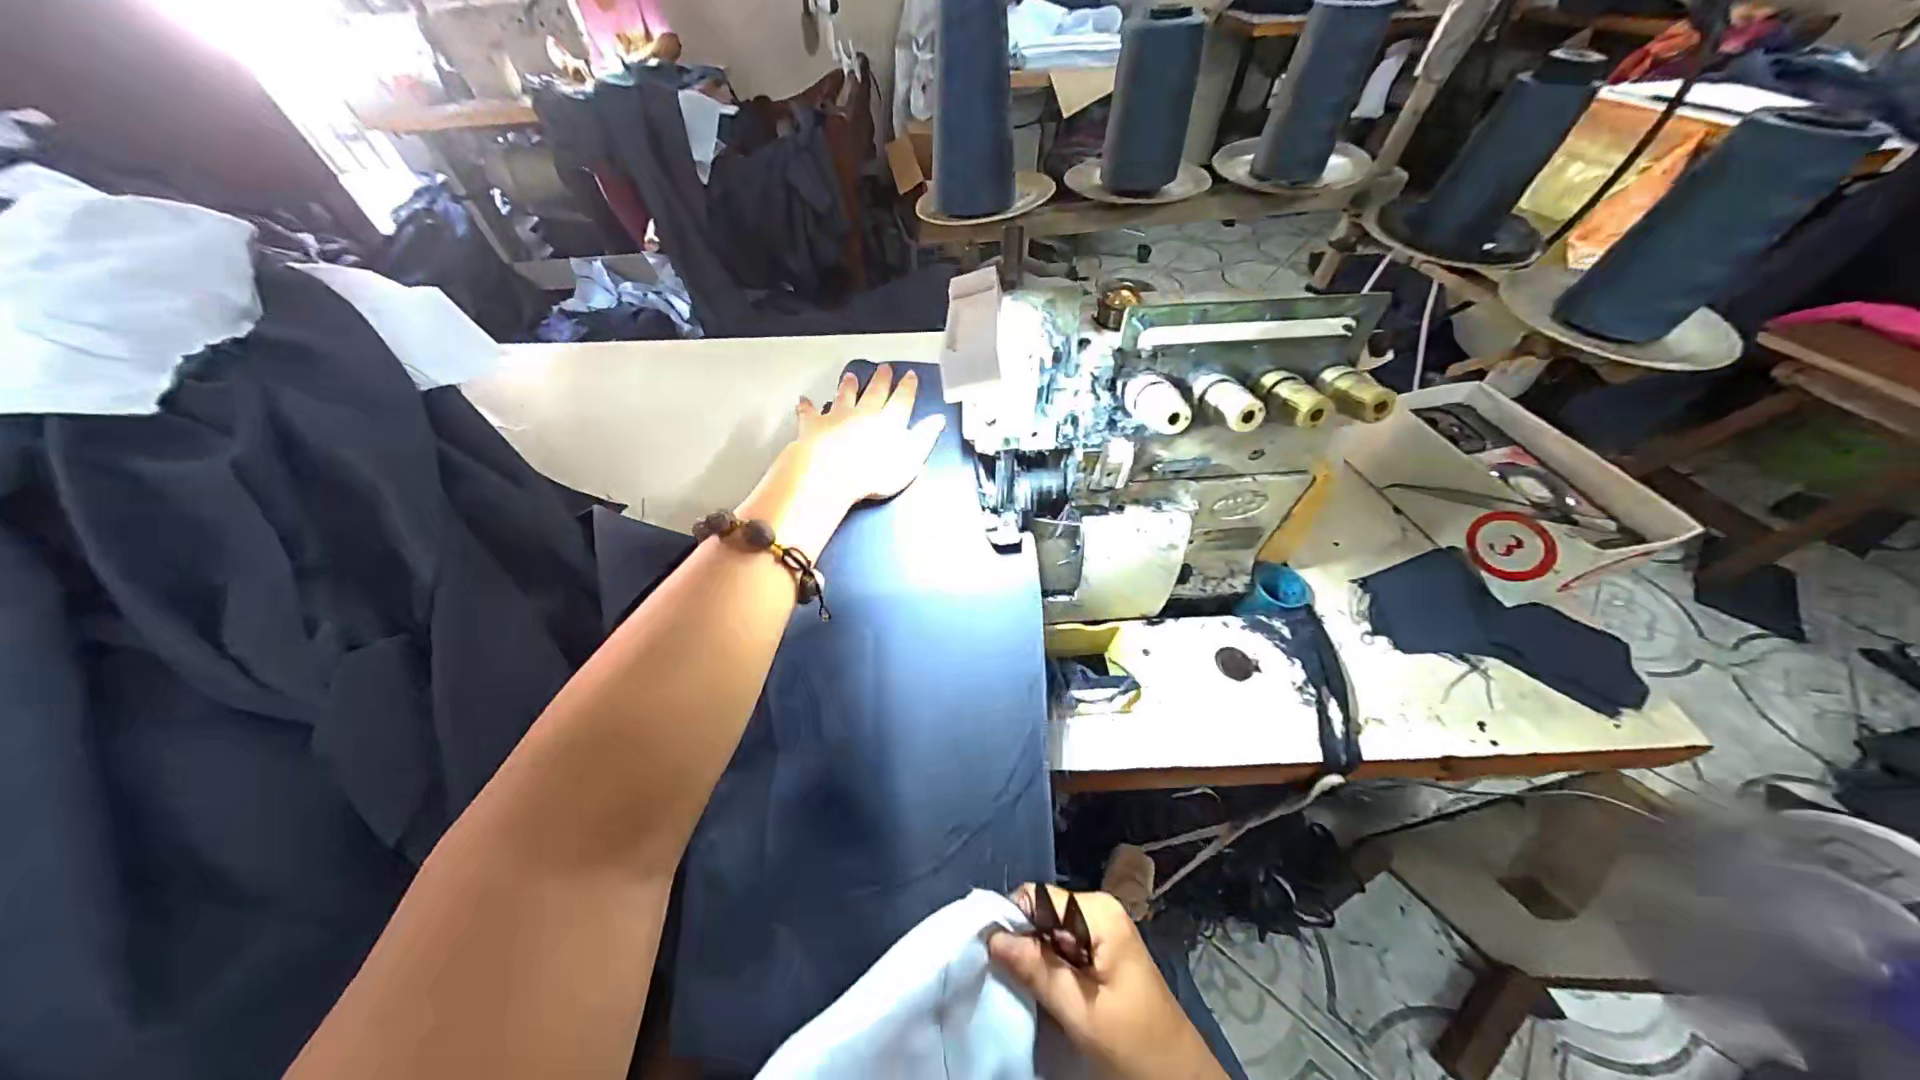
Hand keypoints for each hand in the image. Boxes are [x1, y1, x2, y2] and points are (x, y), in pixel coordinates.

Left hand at [737, 364, 944, 558]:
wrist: (830, 475)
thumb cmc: (870, 473)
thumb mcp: (909, 461)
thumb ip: (924, 439)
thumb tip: (937, 422)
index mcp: (889, 421)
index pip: (902, 399)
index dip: (908, 387)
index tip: (910, 377)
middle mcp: (864, 413)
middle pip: (875, 391)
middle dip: (881, 379)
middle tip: (884, 369)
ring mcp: (838, 417)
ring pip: (845, 395)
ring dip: (849, 386)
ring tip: (852, 376)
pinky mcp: (814, 426)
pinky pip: (810, 412)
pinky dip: (808, 406)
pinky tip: (805, 400)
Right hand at [989, 886, 1227, 1079]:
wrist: (1179, 1077)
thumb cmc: (1133, 1042)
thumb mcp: (1079, 1010)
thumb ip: (1036, 969)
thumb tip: (992, 936)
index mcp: (1098, 912)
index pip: (1037, 896)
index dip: (1015, 923)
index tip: (1002, 959)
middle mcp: (1100, 911)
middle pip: (1043, 912)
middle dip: (1027, 944)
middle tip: (1021, 982)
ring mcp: (1103, 931)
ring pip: (1050, 932)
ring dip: (1038, 960)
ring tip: (1036, 991)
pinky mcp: (1103, 952)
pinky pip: (1064, 948)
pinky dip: (1053, 969)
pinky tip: (1054, 994)